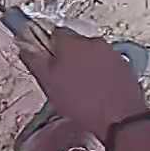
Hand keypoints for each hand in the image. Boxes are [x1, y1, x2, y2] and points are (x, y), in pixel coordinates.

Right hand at [16, 26, 149, 138]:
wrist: (118, 117)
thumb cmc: (82, 102)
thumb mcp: (48, 83)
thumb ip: (34, 60)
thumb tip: (25, 47)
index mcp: (71, 43)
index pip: (54, 32)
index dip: (47, 46)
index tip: (45, 58)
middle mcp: (93, 42)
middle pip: (74, 42)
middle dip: (66, 56)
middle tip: (61, 77)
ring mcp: (111, 53)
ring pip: (91, 53)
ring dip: (84, 64)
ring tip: (78, 87)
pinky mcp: (123, 66)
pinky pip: (106, 64)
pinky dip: (99, 72)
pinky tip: (95, 90)